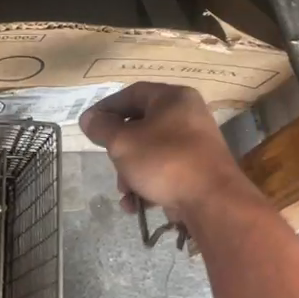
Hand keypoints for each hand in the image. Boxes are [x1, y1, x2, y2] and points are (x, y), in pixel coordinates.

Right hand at [78, 83, 249, 216]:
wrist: (211, 200)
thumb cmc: (163, 161)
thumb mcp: (123, 142)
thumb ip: (102, 128)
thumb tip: (89, 118)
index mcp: (173, 98)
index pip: (132, 93)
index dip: (106, 108)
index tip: (88, 125)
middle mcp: (187, 115)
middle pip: (139, 126)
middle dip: (119, 151)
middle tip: (108, 163)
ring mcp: (193, 143)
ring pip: (148, 152)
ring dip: (129, 173)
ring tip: (125, 192)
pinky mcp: (196, 169)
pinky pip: (162, 170)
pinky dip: (146, 185)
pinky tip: (136, 204)